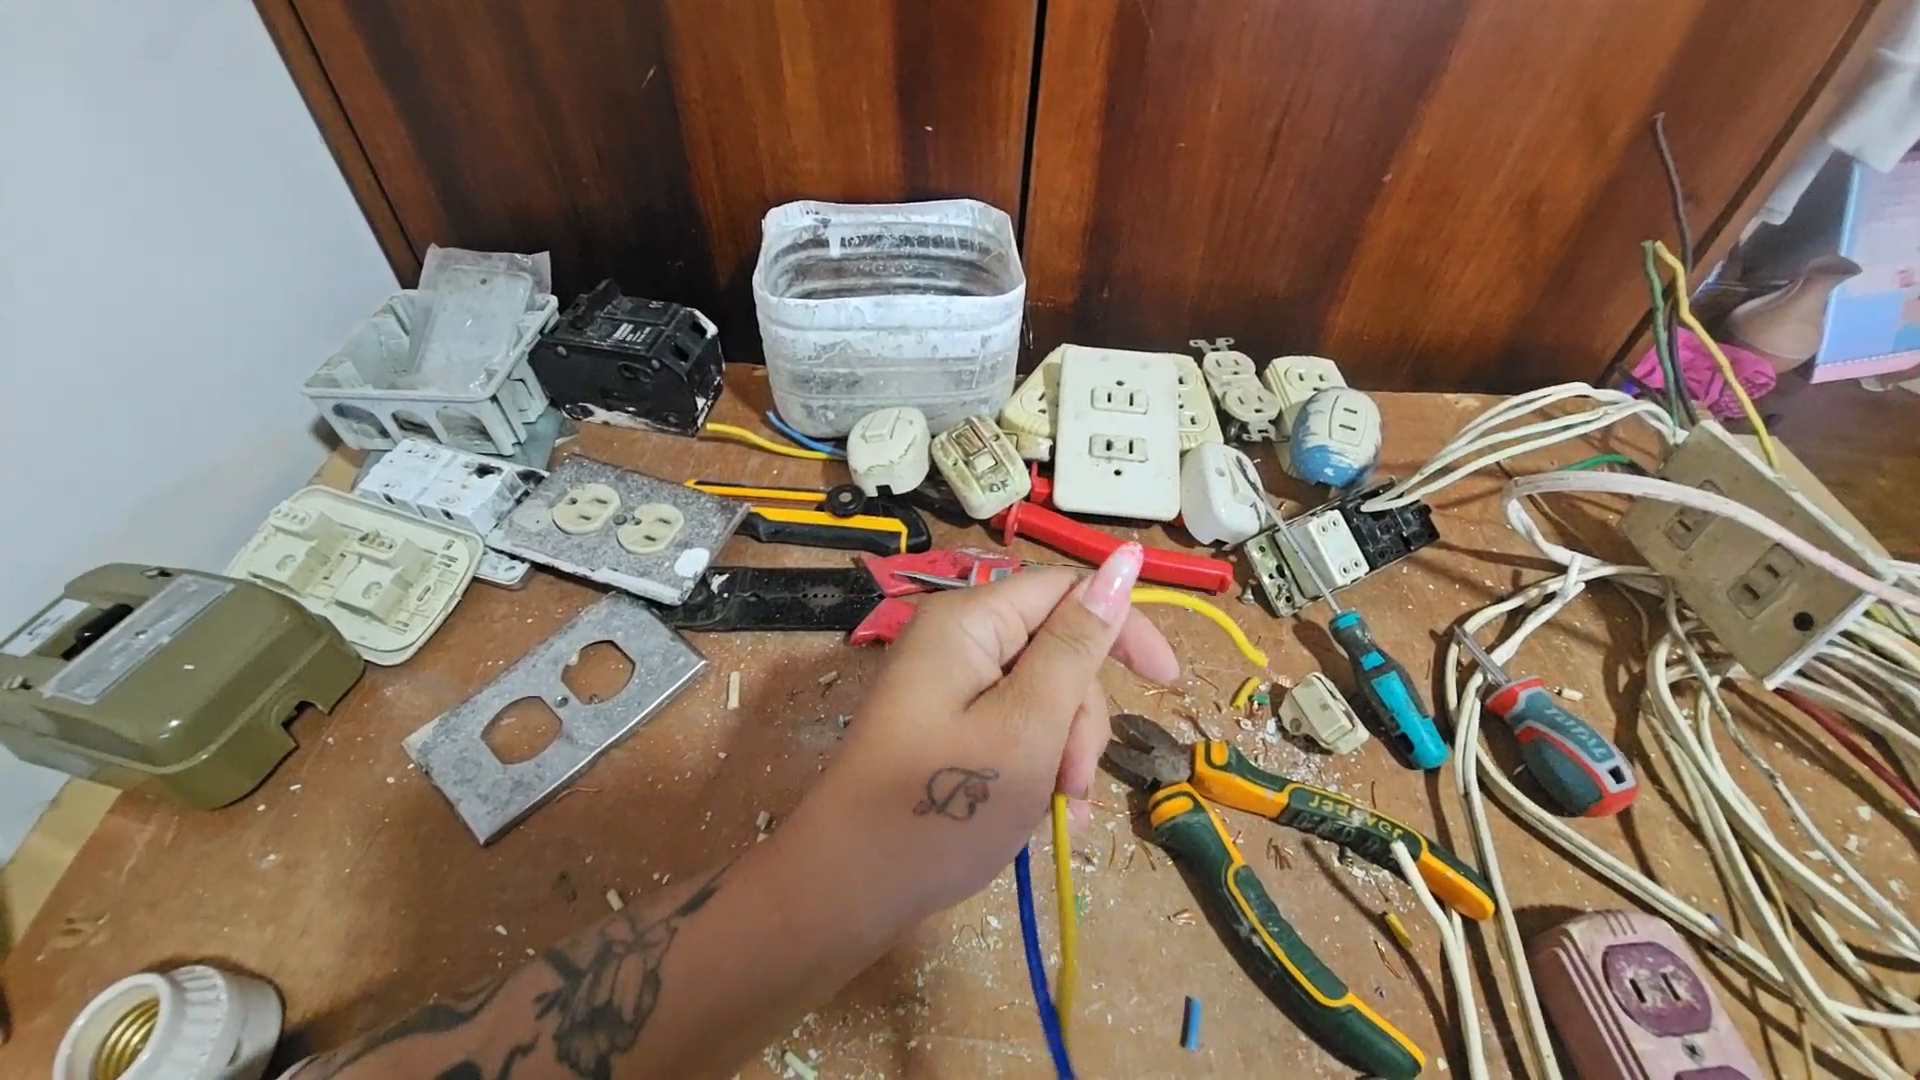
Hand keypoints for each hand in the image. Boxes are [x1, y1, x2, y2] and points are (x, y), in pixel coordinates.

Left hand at [794, 544, 1178, 921]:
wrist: (849, 888)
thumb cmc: (941, 805)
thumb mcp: (1028, 724)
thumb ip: (1077, 644)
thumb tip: (1124, 562)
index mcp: (970, 620)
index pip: (1066, 589)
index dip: (1121, 625)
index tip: (1167, 681)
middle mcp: (958, 640)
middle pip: (1057, 647)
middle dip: (1081, 714)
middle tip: (1073, 780)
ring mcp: (951, 684)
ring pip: (1044, 693)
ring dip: (1065, 749)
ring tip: (1058, 811)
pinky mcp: (949, 724)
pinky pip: (1016, 724)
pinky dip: (1040, 763)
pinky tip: (1047, 813)